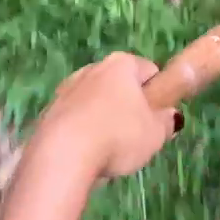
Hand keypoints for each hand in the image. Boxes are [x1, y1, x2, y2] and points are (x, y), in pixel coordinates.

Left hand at [31, 52, 180, 181]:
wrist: (62, 155)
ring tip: (106, 151)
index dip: (156, 95)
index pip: (149, 71)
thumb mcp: (155, 134)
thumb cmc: (117, 137)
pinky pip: (75, 118)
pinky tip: (84, 154)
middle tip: (133, 138)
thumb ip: (167, 122)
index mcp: (122, 64)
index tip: (155, 120)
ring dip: (102, 118)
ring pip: (95, 101)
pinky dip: (81, 131)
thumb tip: (169, 116)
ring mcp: (68, 87)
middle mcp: (94, 67)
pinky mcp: (49, 110)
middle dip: (127, 107)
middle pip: (119, 85)